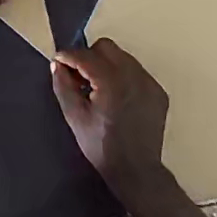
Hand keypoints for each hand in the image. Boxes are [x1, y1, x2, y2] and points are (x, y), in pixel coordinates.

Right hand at [51, 38, 171, 198]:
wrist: (136, 170)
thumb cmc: (101, 146)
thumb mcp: (75, 117)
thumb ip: (63, 86)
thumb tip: (57, 65)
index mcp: (111, 82)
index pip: (86, 56)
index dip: (68, 56)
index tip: (58, 61)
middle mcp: (134, 75)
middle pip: (107, 47)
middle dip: (89, 56)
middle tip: (79, 77)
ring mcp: (149, 82)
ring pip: (122, 57)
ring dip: (106, 65)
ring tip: (98, 88)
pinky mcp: (158, 91)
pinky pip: (136, 71)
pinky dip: (123, 76)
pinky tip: (116, 97)